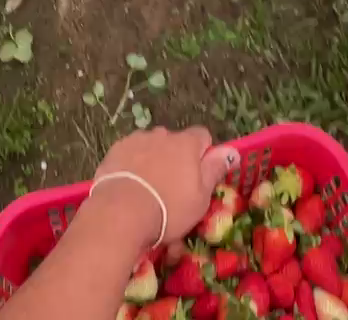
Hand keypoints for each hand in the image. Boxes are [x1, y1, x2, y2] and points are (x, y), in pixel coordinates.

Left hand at [92, 127, 240, 249]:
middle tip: (171, 188)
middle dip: (175, 158)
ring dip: (153, 160)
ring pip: (151, 146)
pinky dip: (132, 164)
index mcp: (186, 143)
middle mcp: (162, 134)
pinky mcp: (116, 149)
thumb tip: (231, 150)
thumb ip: (215, 170)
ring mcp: (137, 139)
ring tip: (147, 189)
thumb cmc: (169, 209)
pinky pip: (130, 153)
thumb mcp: (201, 197)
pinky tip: (128, 186)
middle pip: (175, 141)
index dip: (203, 154)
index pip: (202, 136)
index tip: (199, 176)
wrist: (121, 212)